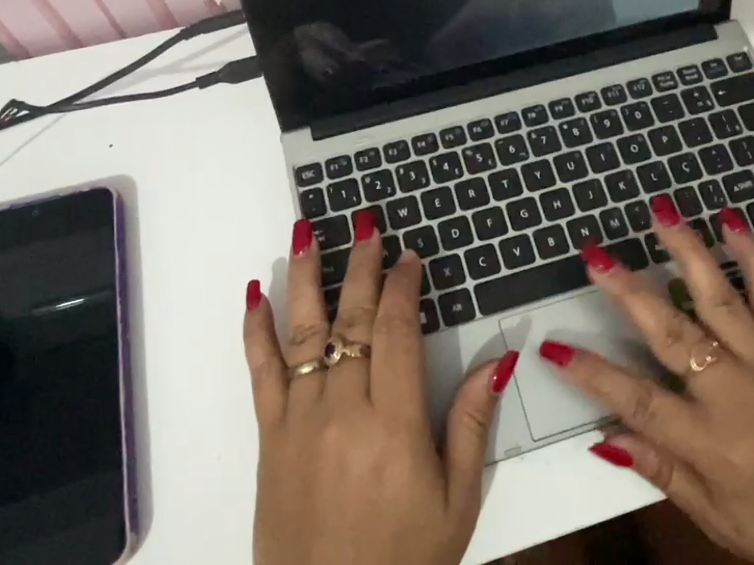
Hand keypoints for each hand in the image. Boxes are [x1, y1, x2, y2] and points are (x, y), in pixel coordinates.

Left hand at [243, 208, 517, 564]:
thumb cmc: (404, 556)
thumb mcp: (457, 501)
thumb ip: (471, 424)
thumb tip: (498, 360)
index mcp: (394, 422)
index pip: (395, 331)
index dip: (401, 286)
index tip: (408, 256)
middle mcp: (342, 407)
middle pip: (350, 318)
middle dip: (360, 264)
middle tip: (366, 222)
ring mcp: (298, 418)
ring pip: (301, 331)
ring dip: (305, 276)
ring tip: (306, 231)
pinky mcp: (269, 434)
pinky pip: (259, 371)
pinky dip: (254, 329)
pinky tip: (254, 293)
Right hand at [541, 199, 753, 564]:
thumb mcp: (723, 522)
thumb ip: (664, 473)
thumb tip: (605, 439)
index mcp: (712, 443)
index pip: (636, 401)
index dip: (591, 374)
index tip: (552, 347)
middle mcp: (737, 393)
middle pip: (671, 334)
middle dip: (627, 292)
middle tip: (593, 255)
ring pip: (720, 298)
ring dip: (686, 251)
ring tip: (660, 212)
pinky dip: (752, 255)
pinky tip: (733, 221)